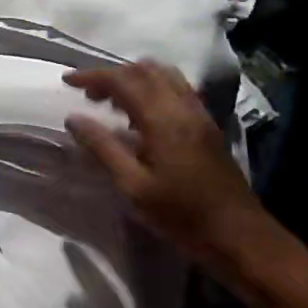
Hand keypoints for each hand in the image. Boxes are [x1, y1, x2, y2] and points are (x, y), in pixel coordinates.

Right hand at [64, 63, 268, 270]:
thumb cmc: (181, 214)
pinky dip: (153, 89)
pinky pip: (177, 90)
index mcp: (163, 119)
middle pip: (145, 71)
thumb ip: (102, 147)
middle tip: (88, 95)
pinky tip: (140, 116)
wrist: (240, 236)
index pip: (123, 80)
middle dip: (112, 75)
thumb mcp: (133, 186)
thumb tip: (73, 118)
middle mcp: (183, 107)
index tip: (67, 81)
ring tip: (112, 102)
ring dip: (134, 79)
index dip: (92, 76)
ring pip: (164, 76)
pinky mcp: (207, 126)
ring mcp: (200, 115)